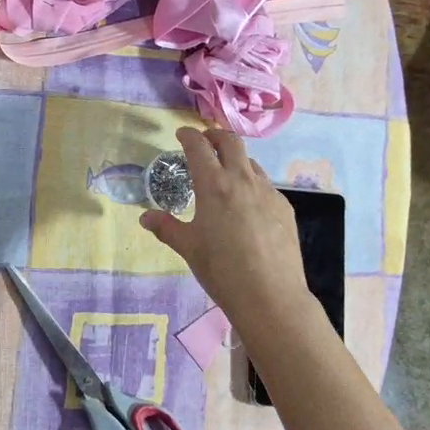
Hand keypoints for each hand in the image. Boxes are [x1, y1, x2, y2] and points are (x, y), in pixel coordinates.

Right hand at [140, 127, 313, 332]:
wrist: (270, 294)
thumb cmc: (222, 270)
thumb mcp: (188, 248)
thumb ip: (167, 228)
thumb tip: (145, 217)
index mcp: (214, 185)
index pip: (199, 147)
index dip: (189, 136)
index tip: (182, 134)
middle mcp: (243, 180)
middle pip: (231, 142)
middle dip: (215, 136)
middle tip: (205, 141)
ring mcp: (268, 192)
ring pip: (251, 163)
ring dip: (236, 159)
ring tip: (226, 173)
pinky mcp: (284, 208)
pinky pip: (266, 186)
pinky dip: (252, 184)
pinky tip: (247, 205)